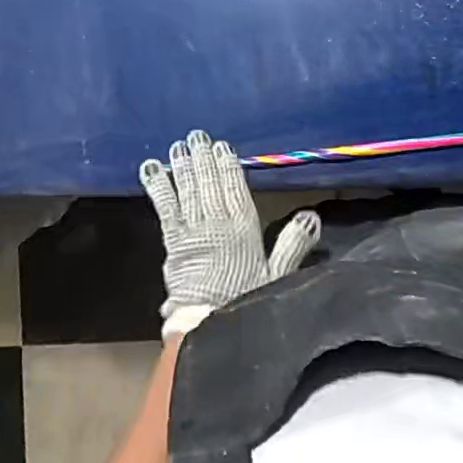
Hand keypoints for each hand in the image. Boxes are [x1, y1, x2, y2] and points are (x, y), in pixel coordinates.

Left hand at [140, 130, 320, 338]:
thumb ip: (293, 244)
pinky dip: (157, 186)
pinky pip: (164, 207)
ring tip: (177, 146)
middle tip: (196, 136)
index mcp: (245, 229)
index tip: (223, 147)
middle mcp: (218, 222)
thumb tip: (311, 215)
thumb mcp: (279, 277)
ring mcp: (192, 229)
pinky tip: (151, 168)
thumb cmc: (247, 303)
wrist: (210, 325)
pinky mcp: (172, 240)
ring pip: (187, 189)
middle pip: (209, 183)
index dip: (228, 166)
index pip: (236, 188)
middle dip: (202, 158)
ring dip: (182, 166)